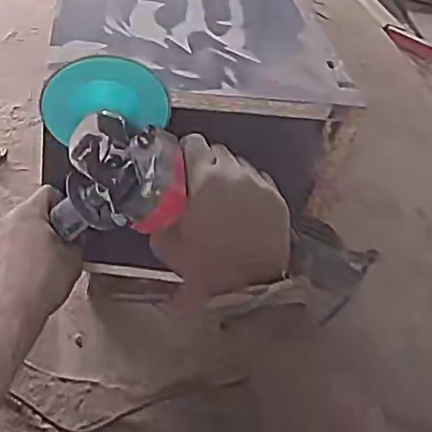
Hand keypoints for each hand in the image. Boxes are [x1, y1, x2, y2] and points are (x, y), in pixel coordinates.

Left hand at [0, 186, 82, 326]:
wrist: (15, 309)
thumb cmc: (41, 284)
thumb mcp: (74, 258)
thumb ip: (77, 239)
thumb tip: (76, 235)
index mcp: (28, 213)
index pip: (48, 192)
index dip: (63, 205)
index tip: (69, 220)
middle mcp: (8, 220)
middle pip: (31, 210)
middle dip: (47, 223)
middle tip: (61, 242)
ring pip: (18, 228)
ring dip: (30, 238)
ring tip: (45, 260)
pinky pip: (6, 245)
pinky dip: (16, 253)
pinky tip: (28, 270)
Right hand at [151, 135, 291, 295]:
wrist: (247, 288)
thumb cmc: (203, 264)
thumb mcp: (164, 239)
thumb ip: (158, 211)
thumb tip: (155, 201)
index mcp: (203, 178)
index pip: (193, 142)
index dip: (183, 152)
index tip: (179, 165)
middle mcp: (233, 174)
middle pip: (216, 150)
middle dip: (205, 162)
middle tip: (197, 184)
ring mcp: (259, 185)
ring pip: (238, 164)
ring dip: (227, 174)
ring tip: (221, 197)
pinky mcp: (277, 198)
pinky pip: (257, 180)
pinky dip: (247, 187)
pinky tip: (240, 207)